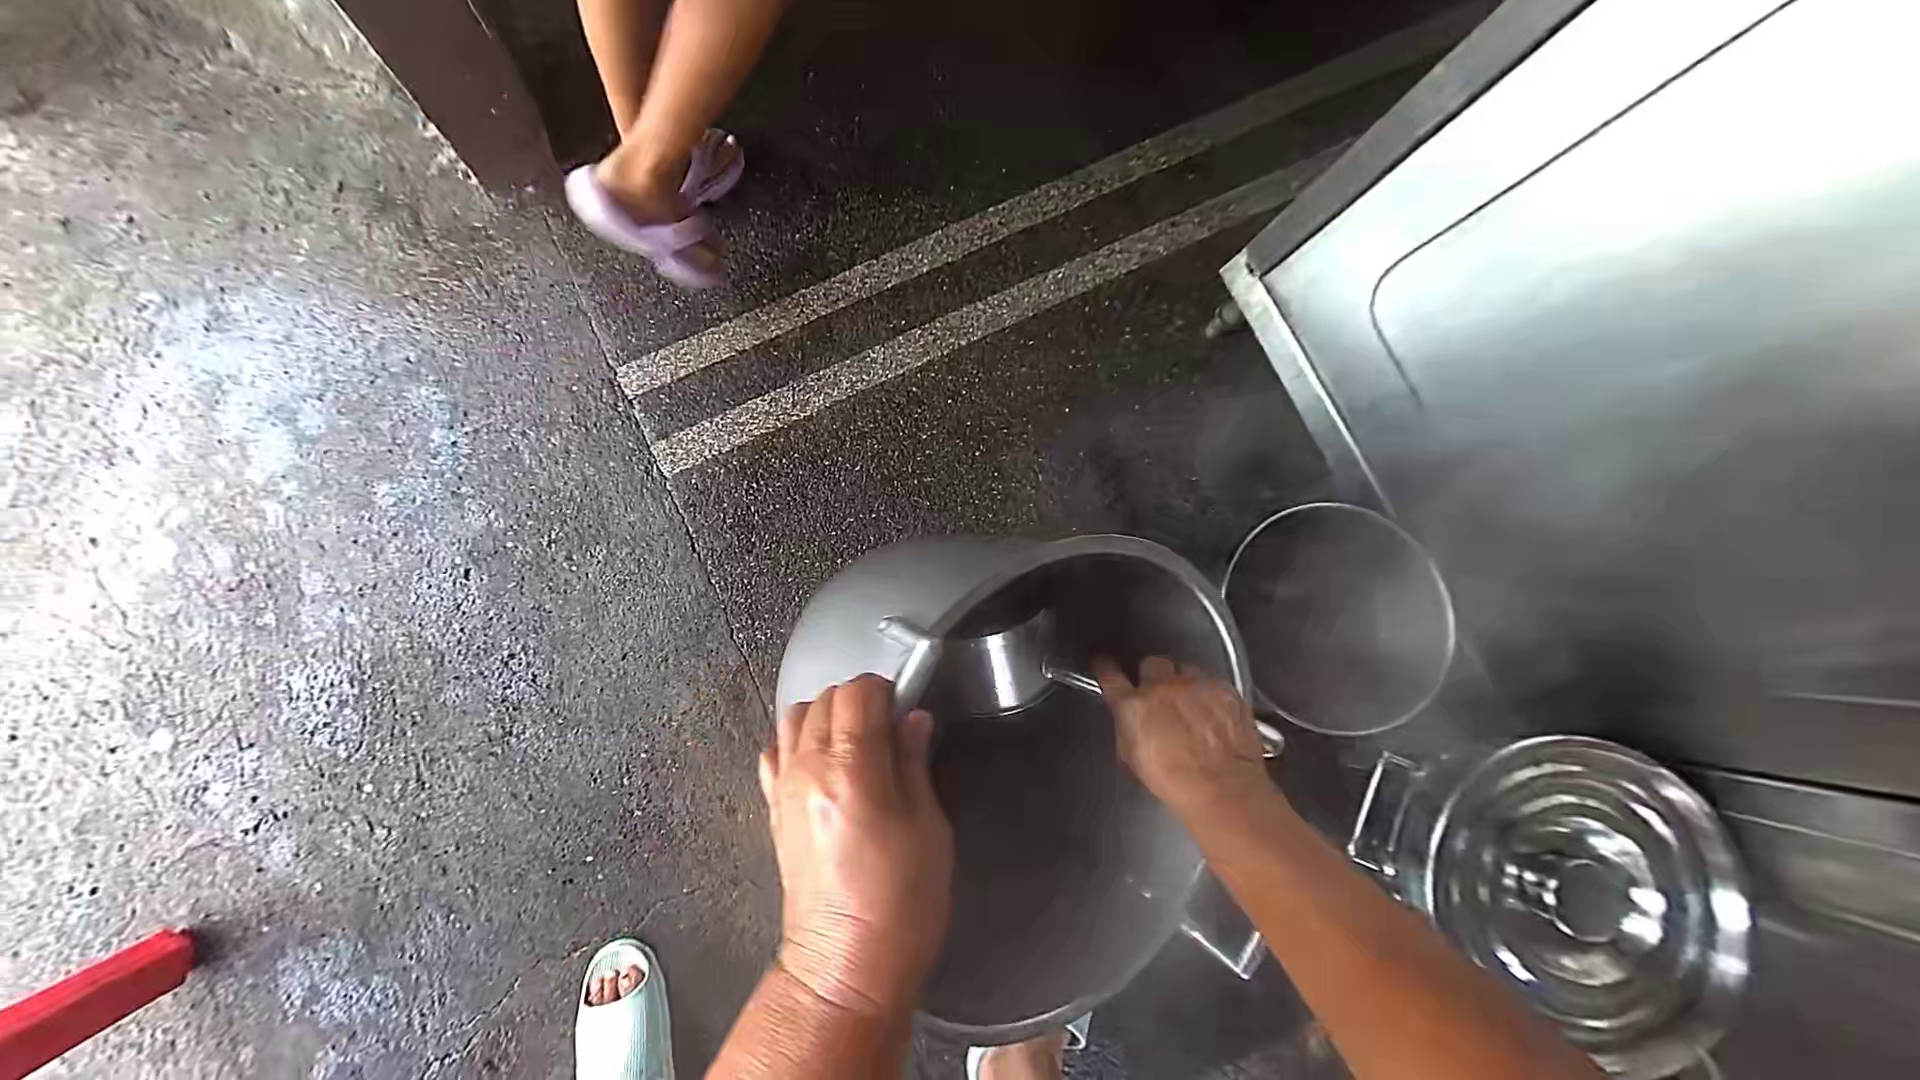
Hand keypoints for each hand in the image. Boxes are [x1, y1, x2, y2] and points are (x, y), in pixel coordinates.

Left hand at [758, 675, 953, 1016]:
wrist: (844, 969)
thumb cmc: (898, 906)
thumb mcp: (929, 828)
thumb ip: (915, 763)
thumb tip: (915, 720)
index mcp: (851, 772)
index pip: (857, 693)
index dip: (886, 688)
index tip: (906, 703)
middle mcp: (808, 771)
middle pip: (825, 698)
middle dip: (861, 698)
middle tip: (891, 723)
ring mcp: (785, 789)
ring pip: (795, 715)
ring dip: (828, 714)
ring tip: (859, 739)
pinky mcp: (774, 810)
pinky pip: (775, 750)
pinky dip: (799, 739)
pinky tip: (824, 760)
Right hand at [1093, 656, 1274, 816]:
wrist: (1224, 790)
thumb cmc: (1180, 783)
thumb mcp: (1134, 758)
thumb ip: (1125, 726)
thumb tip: (1126, 717)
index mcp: (1133, 704)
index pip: (1110, 674)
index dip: (1105, 666)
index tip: (1105, 664)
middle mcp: (1163, 688)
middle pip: (1151, 663)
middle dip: (1152, 676)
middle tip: (1158, 697)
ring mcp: (1195, 685)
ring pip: (1183, 669)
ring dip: (1182, 684)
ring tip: (1189, 709)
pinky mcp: (1223, 689)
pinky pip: (1211, 681)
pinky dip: (1208, 693)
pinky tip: (1211, 715)